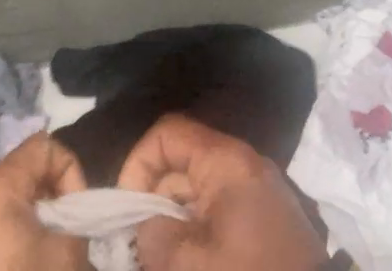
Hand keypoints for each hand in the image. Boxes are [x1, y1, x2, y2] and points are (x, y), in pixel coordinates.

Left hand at [0, 133, 89, 270]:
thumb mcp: (68, 255)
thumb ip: (78, 221)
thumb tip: (69, 221)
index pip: (45, 146)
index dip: (71, 173)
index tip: (78, 212)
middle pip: (20, 173)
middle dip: (50, 198)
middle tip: (65, 235)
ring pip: (0, 203)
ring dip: (27, 220)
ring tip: (40, 255)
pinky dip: (2, 238)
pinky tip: (12, 267)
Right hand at [117, 115, 322, 270]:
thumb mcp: (191, 263)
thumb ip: (155, 236)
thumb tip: (146, 226)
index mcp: (226, 161)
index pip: (168, 133)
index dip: (138, 163)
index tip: (128, 208)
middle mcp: (242, 164)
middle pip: (181, 163)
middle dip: (152, 199)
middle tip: (138, 244)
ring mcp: (256, 190)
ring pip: (197, 189)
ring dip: (172, 219)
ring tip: (159, 256)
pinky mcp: (264, 217)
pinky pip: (218, 209)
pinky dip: (196, 229)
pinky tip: (188, 259)